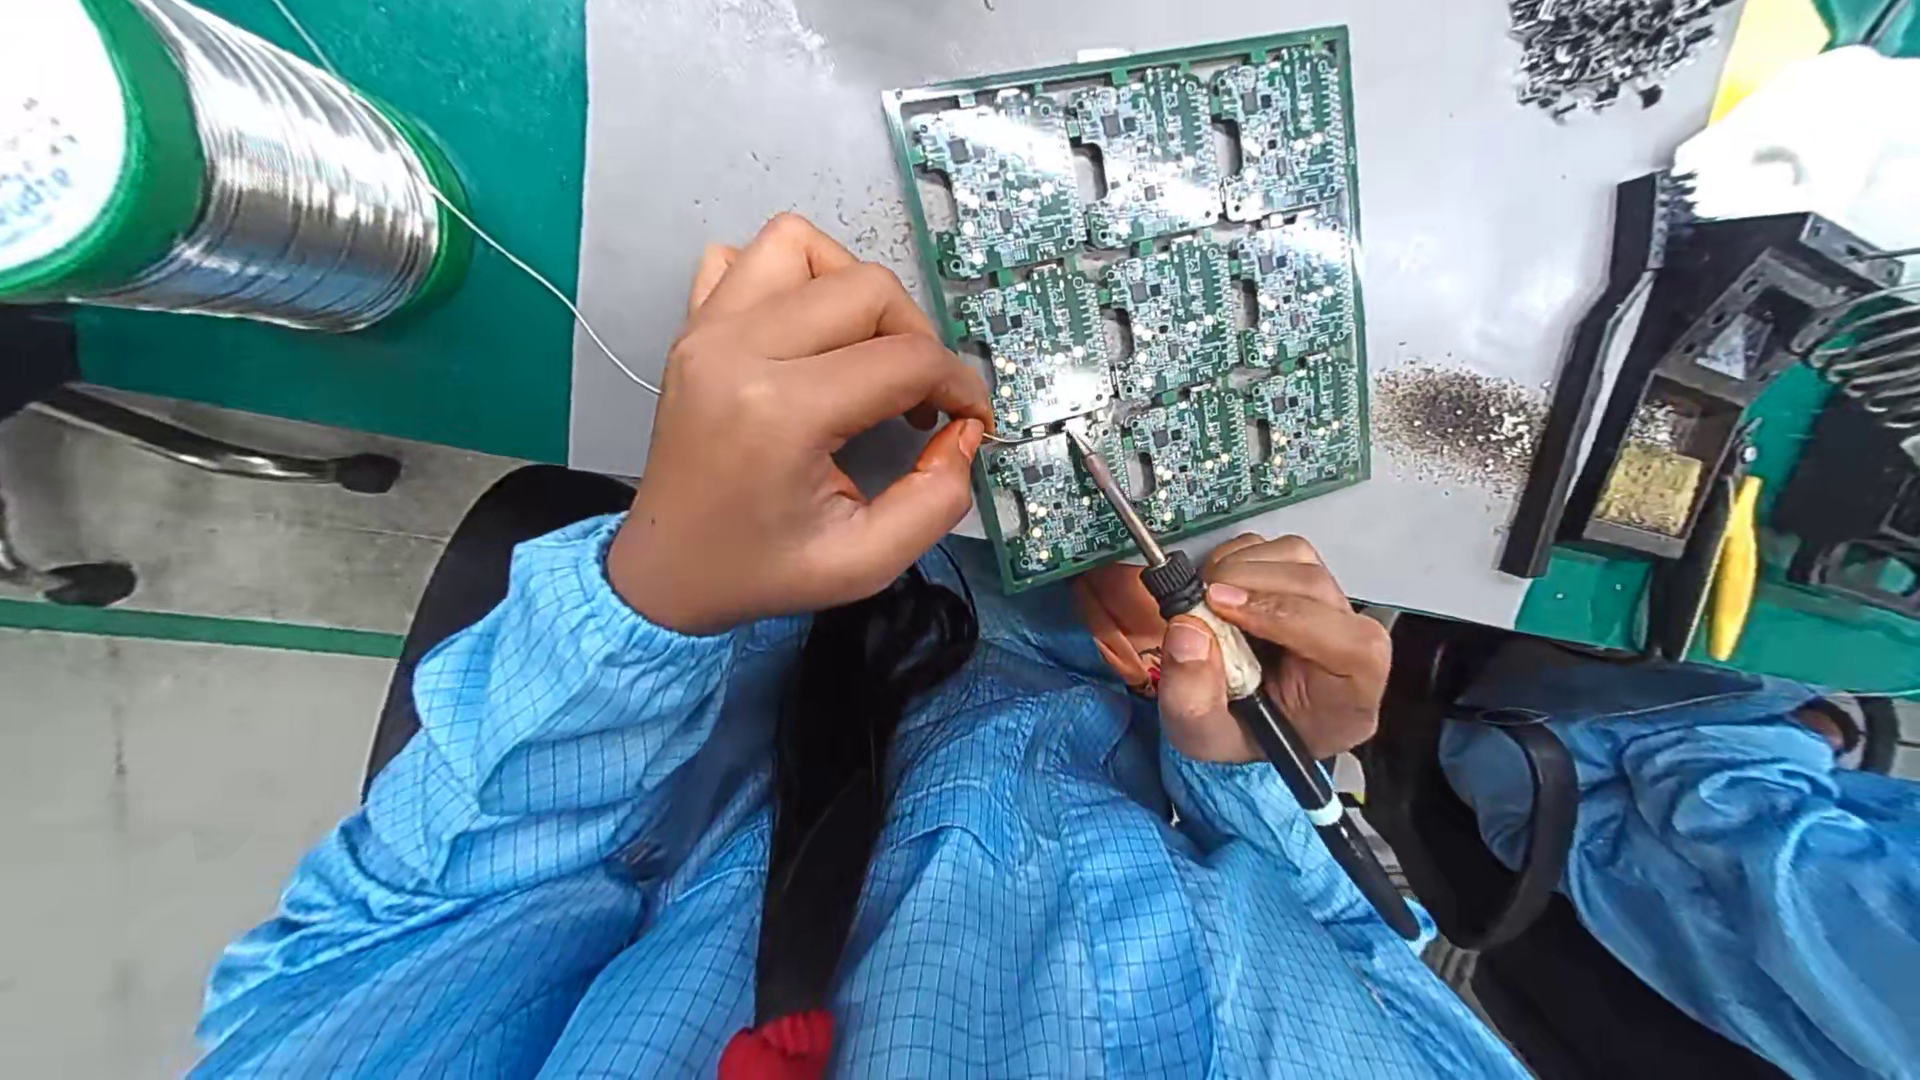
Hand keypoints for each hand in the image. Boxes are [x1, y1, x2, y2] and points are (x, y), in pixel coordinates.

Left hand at [608, 213, 992, 633]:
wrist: (668, 572)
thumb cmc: (763, 572)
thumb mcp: (867, 563)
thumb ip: (937, 499)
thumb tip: (963, 431)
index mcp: (781, 413)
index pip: (905, 359)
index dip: (960, 385)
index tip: (971, 420)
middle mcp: (739, 349)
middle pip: (868, 288)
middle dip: (921, 338)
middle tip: (924, 397)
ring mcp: (707, 329)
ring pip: (806, 246)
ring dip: (860, 292)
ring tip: (871, 354)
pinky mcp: (693, 328)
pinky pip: (747, 258)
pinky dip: (795, 278)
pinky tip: (811, 335)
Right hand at [1156, 534, 1389, 762]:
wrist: (1235, 715)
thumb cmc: (1234, 731)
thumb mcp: (1200, 736)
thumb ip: (1191, 697)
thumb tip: (1188, 629)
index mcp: (1345, 696)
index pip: (1349, 645)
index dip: (1285, 615)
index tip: (1219, 607)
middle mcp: (1349, 645)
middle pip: (1316, 588)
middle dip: (1247, 585)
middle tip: (1198, 602)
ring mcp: (1327, 605)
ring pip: (1298, 558)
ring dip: (1239, 567)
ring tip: (1206, 598)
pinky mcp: (1300, 579)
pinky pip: (1274, 548)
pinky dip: (1234, 557)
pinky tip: (1215, 589)